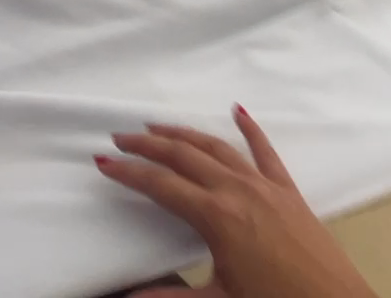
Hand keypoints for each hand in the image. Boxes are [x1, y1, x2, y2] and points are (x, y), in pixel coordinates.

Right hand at [97, 106, 375, 297]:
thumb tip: (127, 297)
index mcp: (215, 216)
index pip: (160, 185)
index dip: (128, 173)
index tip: (103, 162)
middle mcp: (235, 189)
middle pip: (181, 156)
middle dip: (147, 144)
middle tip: (121, 137)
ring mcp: (263, 185)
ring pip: (214, 146)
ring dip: (183, 133)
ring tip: (157, 126)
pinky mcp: (287, 190)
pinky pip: (265, 151)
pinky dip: (250, 128)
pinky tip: (238, 111)